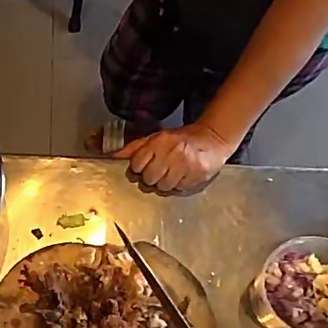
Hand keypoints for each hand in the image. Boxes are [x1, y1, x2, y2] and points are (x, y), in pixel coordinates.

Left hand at [112, 121, 238, 191]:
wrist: (212, 139)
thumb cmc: (181, 140)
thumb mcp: (157, 137)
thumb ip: (136, 148)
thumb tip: (115, 156)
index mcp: (160, 141)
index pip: (137, 164)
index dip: (138, 168)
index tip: (144, 166)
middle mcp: (172, 152)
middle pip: (148, 179)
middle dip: (151, 177)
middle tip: (160, 170)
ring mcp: (186, 165)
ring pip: (163, 187)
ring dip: (165, 183)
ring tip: (172, 172)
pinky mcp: (197, 176)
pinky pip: (178, 190)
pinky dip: (178, 185)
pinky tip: (182, 175)